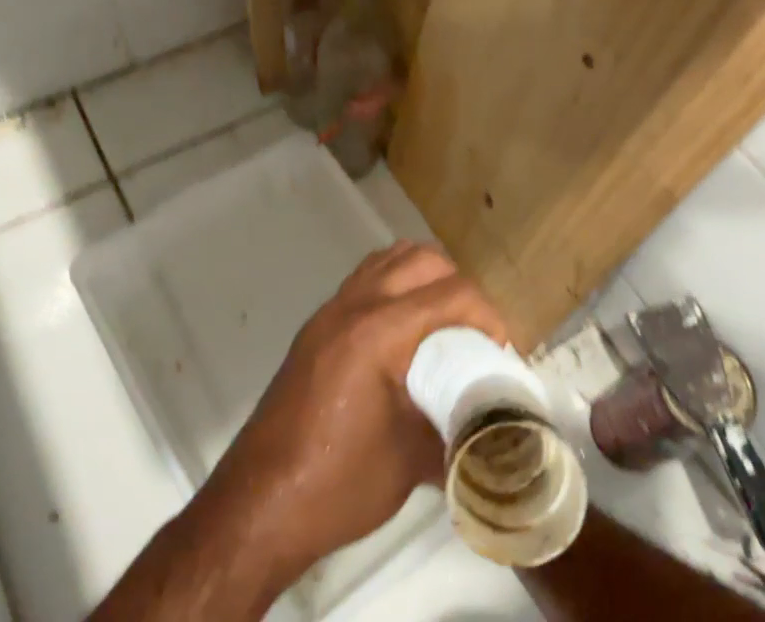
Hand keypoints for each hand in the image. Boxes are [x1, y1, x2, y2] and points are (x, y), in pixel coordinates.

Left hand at [199, 241, 509, 577]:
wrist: (261, 504)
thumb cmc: (341, 484)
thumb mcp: (413, 460)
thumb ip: (457, 428)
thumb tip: (492, 423)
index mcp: (378, 333)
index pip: (452, 292)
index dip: (489, 316)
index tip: (503, 353)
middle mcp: (351, 308)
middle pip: (422, 261)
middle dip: (461, 289)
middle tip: (476, 336)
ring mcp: (327, 315)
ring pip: (388, 261)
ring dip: (425, 281)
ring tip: (444, 328)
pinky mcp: (315, 330)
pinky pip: (364, 283)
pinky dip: (394, 290)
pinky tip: (405, 338)